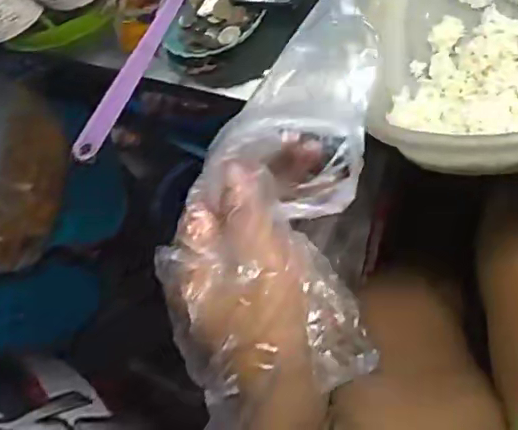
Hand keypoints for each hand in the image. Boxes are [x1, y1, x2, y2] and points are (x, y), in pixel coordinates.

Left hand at [161, 164, 326, 428]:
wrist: (289, 377)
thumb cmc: (271, 314)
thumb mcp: (260, 259)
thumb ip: (246, 212)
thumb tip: (234, 166)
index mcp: (197, 254)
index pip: (210, 191)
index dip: (241, 161)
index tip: (275, 139)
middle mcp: (210, 256)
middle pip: (236, 197)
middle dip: (271, 167)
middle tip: (309, 144)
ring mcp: (237, 264)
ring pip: (258, 207)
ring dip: (287, 180)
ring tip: (320, 156)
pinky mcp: (262, 271)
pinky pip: (274, 223)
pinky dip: (294, 202)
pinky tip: (319, 189)